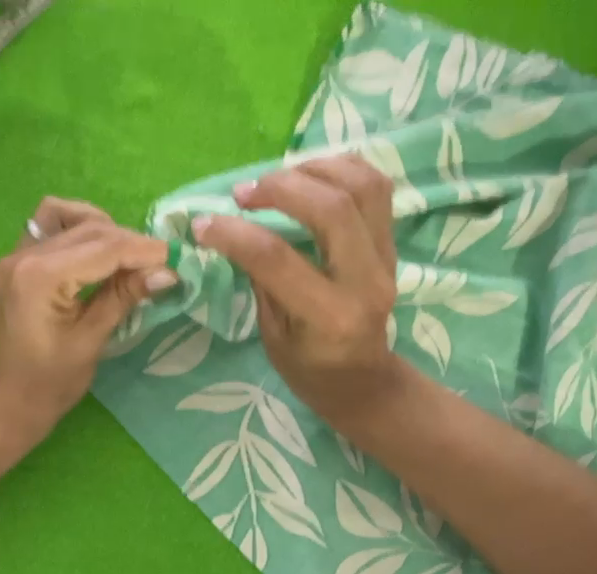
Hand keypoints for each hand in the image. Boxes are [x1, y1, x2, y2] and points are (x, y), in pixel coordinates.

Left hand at [0, 197, 176, 442]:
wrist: (9, 405)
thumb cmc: (50, 385)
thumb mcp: (91, 341)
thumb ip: (123, 297)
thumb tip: (166, 271)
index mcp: (40, 277)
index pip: (103, 248)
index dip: (143, 250)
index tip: (176, 259)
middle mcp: (23, 256)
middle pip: (88, 229)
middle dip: (128, 242)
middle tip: (160, 265)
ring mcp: (15, 257)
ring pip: (67, 219)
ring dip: (102, 231)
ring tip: (127, 259)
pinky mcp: (16, 266)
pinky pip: (48, 229)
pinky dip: (76, 233)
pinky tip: (96, 255)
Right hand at [192, 155, 408, 436]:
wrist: (362, 381)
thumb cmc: (308, 368)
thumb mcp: (273, 335)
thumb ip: (261, 281)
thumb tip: (233, 233)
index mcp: (329, 317)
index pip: (278, 260)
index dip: (235, 234)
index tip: (204, 224)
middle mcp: (365, 283)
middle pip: (331, 208)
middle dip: (280, 188)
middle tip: (244, 193)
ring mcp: (387, 260)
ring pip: (362, 186)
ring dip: (315, 169)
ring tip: (279, 177)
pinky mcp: (392, 244)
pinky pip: (376, 188)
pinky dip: (342, 169)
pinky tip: (310, 175)